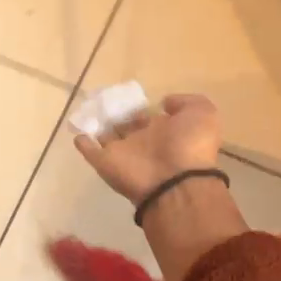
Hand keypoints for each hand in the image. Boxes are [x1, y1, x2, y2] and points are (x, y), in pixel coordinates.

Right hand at [73, 94, 224, 204]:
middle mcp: (143, 142)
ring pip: (107, 137)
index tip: (130, 99)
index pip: (148, 118)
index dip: (140, 109)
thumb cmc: (190, 145)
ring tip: (87, 111)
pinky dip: (83, 143)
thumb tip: (163, 103)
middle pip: (126, 127)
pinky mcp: (105, 163)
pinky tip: (77, 133)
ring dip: (98, 126)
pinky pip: (91, 152)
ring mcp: (123, 153)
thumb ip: (185, 102)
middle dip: (117, 116)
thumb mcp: (202, 113)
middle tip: (105, 102)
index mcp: (165, 131)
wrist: (175, 181)